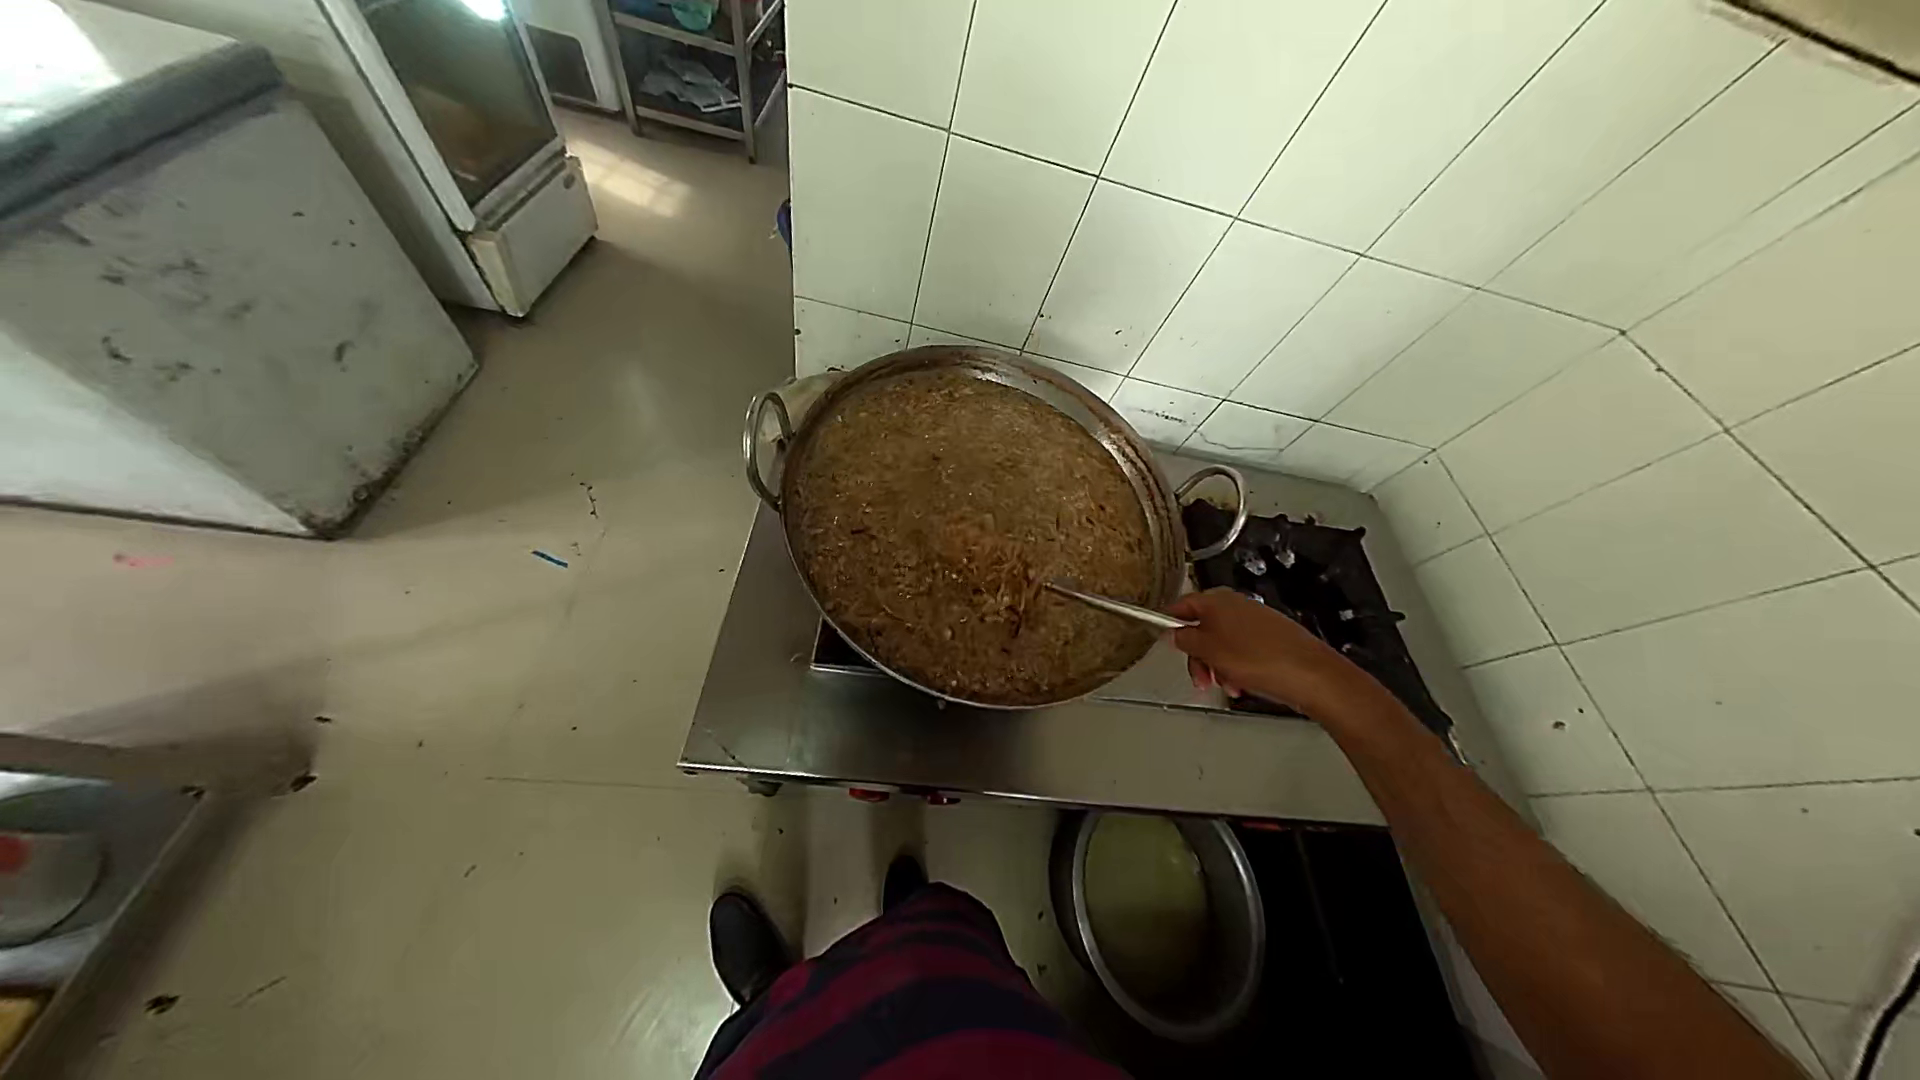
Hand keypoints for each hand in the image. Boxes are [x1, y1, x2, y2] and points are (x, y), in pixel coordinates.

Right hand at [1164, 587, 1380, 719]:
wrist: (1311, 676)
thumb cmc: (1260, 659)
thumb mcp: (1208, 651)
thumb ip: (1184, 639)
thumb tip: (1173, 633)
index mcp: (1217, 601)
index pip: (1180, 606)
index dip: (1168, 623)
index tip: (1161, 638)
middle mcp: (1236, 605)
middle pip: (1201, 627)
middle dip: (1197, 654)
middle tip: (1200, 676)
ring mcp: (1255, 621)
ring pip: (1222, 642)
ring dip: (1217, 665)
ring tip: (1227, 684)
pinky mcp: (1271, 638)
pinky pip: (1242, 650)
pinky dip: (1237, 667)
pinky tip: (1242, 684)